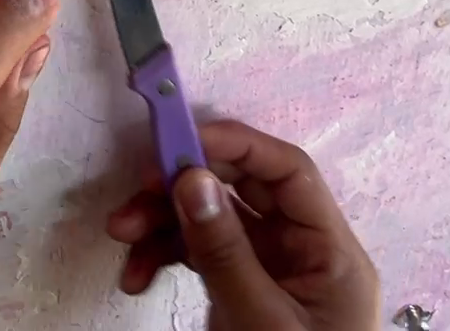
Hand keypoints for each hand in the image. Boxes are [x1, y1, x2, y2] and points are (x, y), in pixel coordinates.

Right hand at [105, 121, 379, 330]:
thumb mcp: (258, 321)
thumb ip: (225, 248)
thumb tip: (192, 175)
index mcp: (327, 251)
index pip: (287, 171)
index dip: (236, 143)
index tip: (180, 138)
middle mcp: (299, 251)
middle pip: (238, 190)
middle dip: (182, 186)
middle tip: (137, 186)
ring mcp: (268, 270)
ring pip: (209, 219)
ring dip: (161, 222)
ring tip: (122, 236)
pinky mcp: (239, 288)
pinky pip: (197, 252)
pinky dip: (163, 255)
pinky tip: (135, 274)